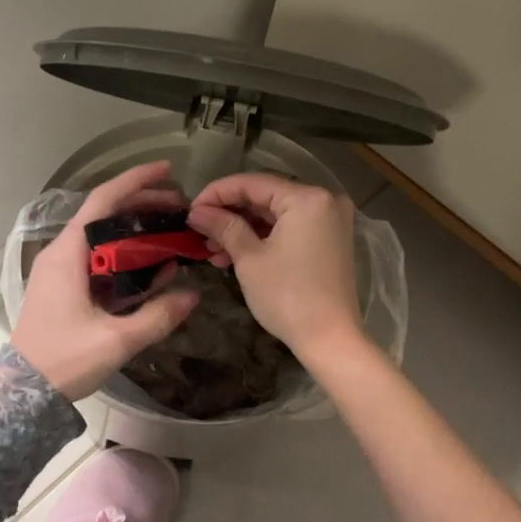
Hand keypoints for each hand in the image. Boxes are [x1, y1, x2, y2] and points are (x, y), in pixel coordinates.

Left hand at [10, 161, 200, 399]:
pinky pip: (96, 260)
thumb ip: (157, 316)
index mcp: (68, 254)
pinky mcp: (62, 289)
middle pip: (104, 215)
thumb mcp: (116, 340)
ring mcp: (59, 271)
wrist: (23, 392)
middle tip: (179, 208)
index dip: (135, 181)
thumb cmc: (64, 359)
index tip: (167, 170)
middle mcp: (61, 254)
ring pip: (101, 238)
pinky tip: (150, 268)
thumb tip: (193, 296)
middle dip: (142, 206)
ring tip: (171, 231)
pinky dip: (123, 256)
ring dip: (134, 231)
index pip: (102, 201)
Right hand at [187, 173, 361, 356]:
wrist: (329, 338)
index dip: (216, 193)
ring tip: (211, 249)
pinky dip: (263, 238)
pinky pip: (290, 228)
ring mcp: (329, 221)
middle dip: (229, 213)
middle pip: (265, 196)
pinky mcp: (329, 240)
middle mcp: (324, 200)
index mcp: (307, 198)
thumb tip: (196, 212)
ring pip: (275, 214)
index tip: (190, 210)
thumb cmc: (287, 296)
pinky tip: (233, 254)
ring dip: (243, 228)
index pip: (252, 183)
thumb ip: (224, 227)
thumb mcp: (249, 258)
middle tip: (199, 230)